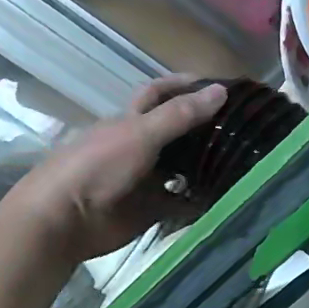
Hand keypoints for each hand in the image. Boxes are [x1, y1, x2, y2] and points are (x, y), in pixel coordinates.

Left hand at [0, 76, 227, 263]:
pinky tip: (229, 193)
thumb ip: (181, 114)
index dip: (185, 84)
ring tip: (246, 159)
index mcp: (131, 122)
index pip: (160, 93)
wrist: (62, 223)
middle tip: (246, 126)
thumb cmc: (96, 168)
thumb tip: (221, 90)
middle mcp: (141, 146)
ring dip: (210, 162)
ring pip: (186, 164)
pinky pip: (186, 200)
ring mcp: (148, 177)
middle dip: (207, 125)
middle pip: (179, 129)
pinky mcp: (153, 207)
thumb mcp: (140, 134)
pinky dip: (204, 198)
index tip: (222, 85)